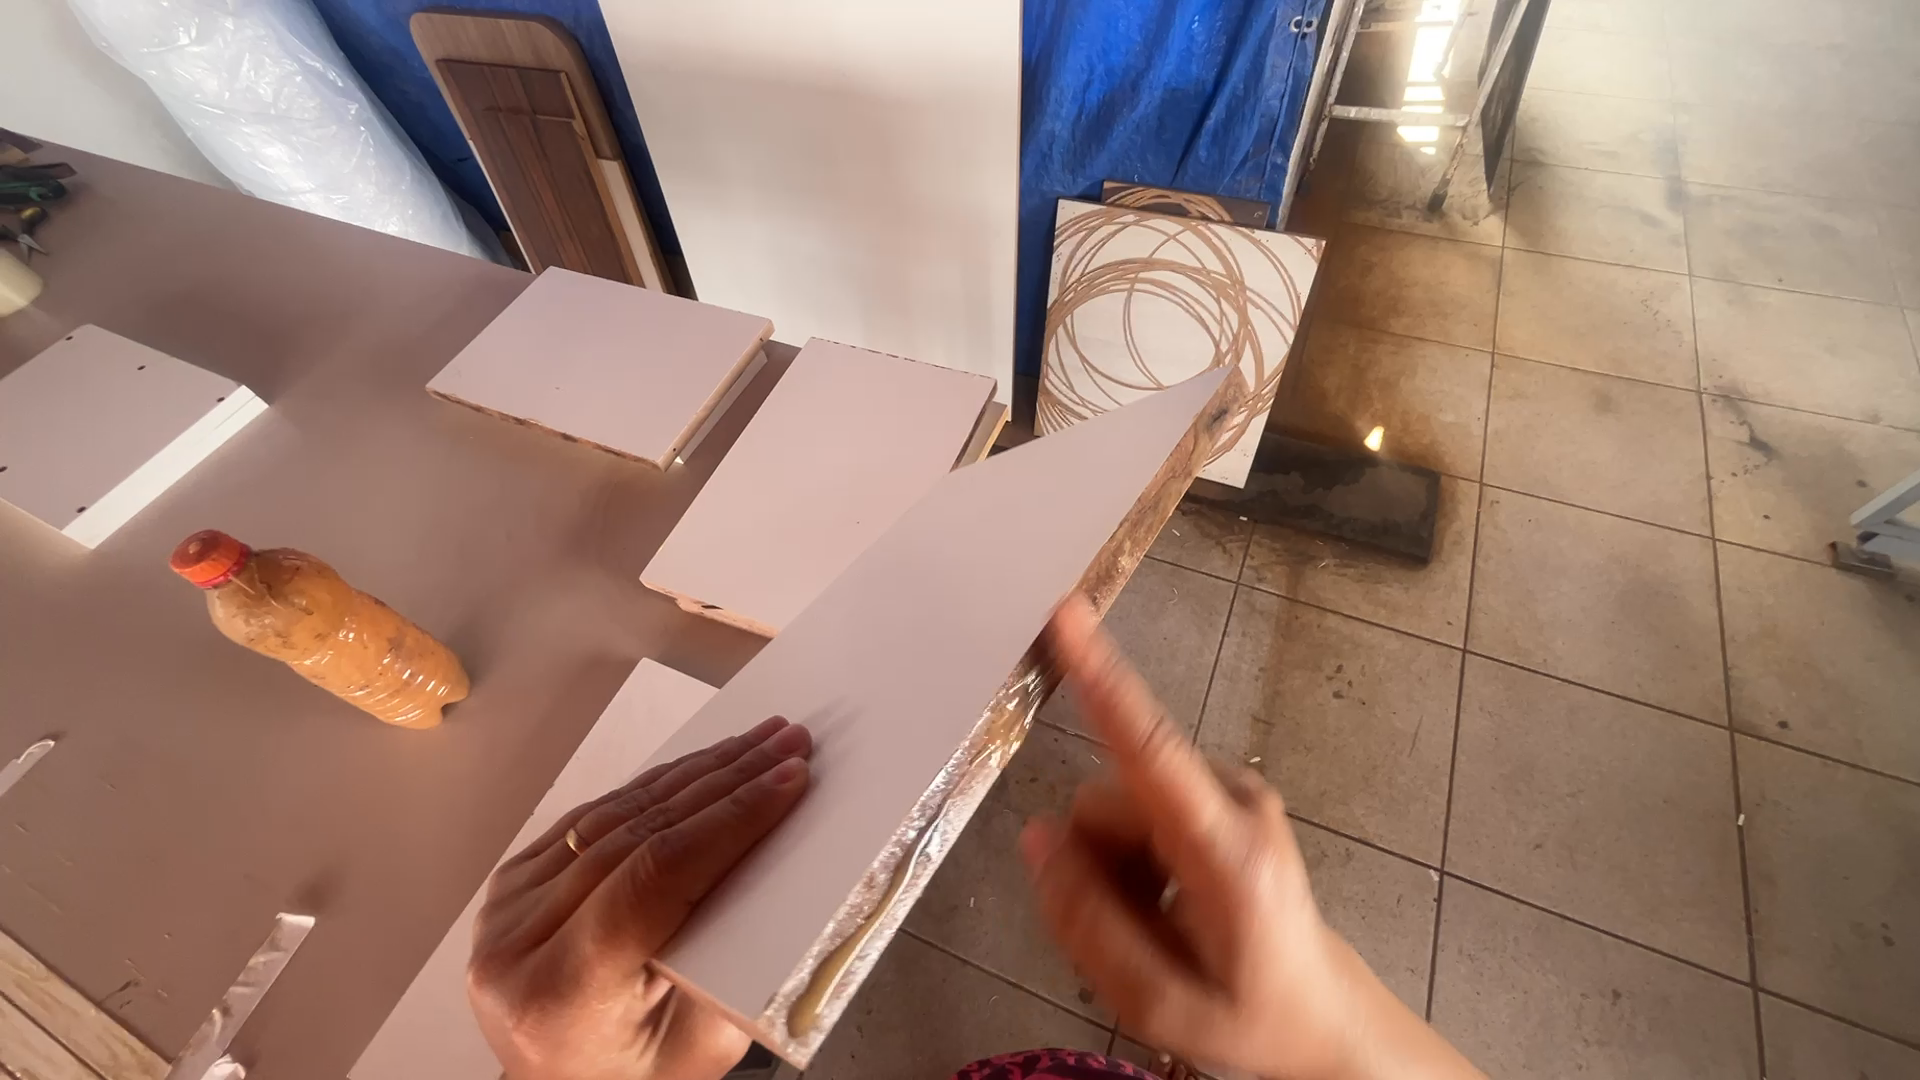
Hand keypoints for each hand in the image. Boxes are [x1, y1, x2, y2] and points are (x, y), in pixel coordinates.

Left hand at [468, 716, 812, 1079]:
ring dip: (704, 768)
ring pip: (624, 810)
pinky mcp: (516, 878)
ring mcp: (507, 903)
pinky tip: (711, 759)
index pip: (661, 872)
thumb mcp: (706, 1041)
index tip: (792, 775)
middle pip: (645, 830)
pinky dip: (665, 783)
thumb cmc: (644, 1078)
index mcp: (560, 991)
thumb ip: (737, 950)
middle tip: (790, 740)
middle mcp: (516, 939)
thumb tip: (781, 850)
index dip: (732, 816)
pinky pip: (603, 812)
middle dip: (732, 778)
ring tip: (762, 738)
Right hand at [1022, 596, 1482, 1079]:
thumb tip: (1036, 835)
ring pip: (1114, 801)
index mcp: (1227, 852)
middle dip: (1094, 859)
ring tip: (1154, 916)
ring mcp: (1232, 785)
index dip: (1104, 678)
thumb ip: (1087, 922)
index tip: (1068, 616)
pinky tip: (1165, 893)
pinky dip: (1130, 851)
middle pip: (1107, 796)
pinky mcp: (1222, 786)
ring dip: (1112, 862)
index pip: (1151, 748)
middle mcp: (1233, 795)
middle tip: (1129, 926)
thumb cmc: (1251, 1017)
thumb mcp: (1159, 1007)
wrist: (1325, 1015)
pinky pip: (1135, 802)